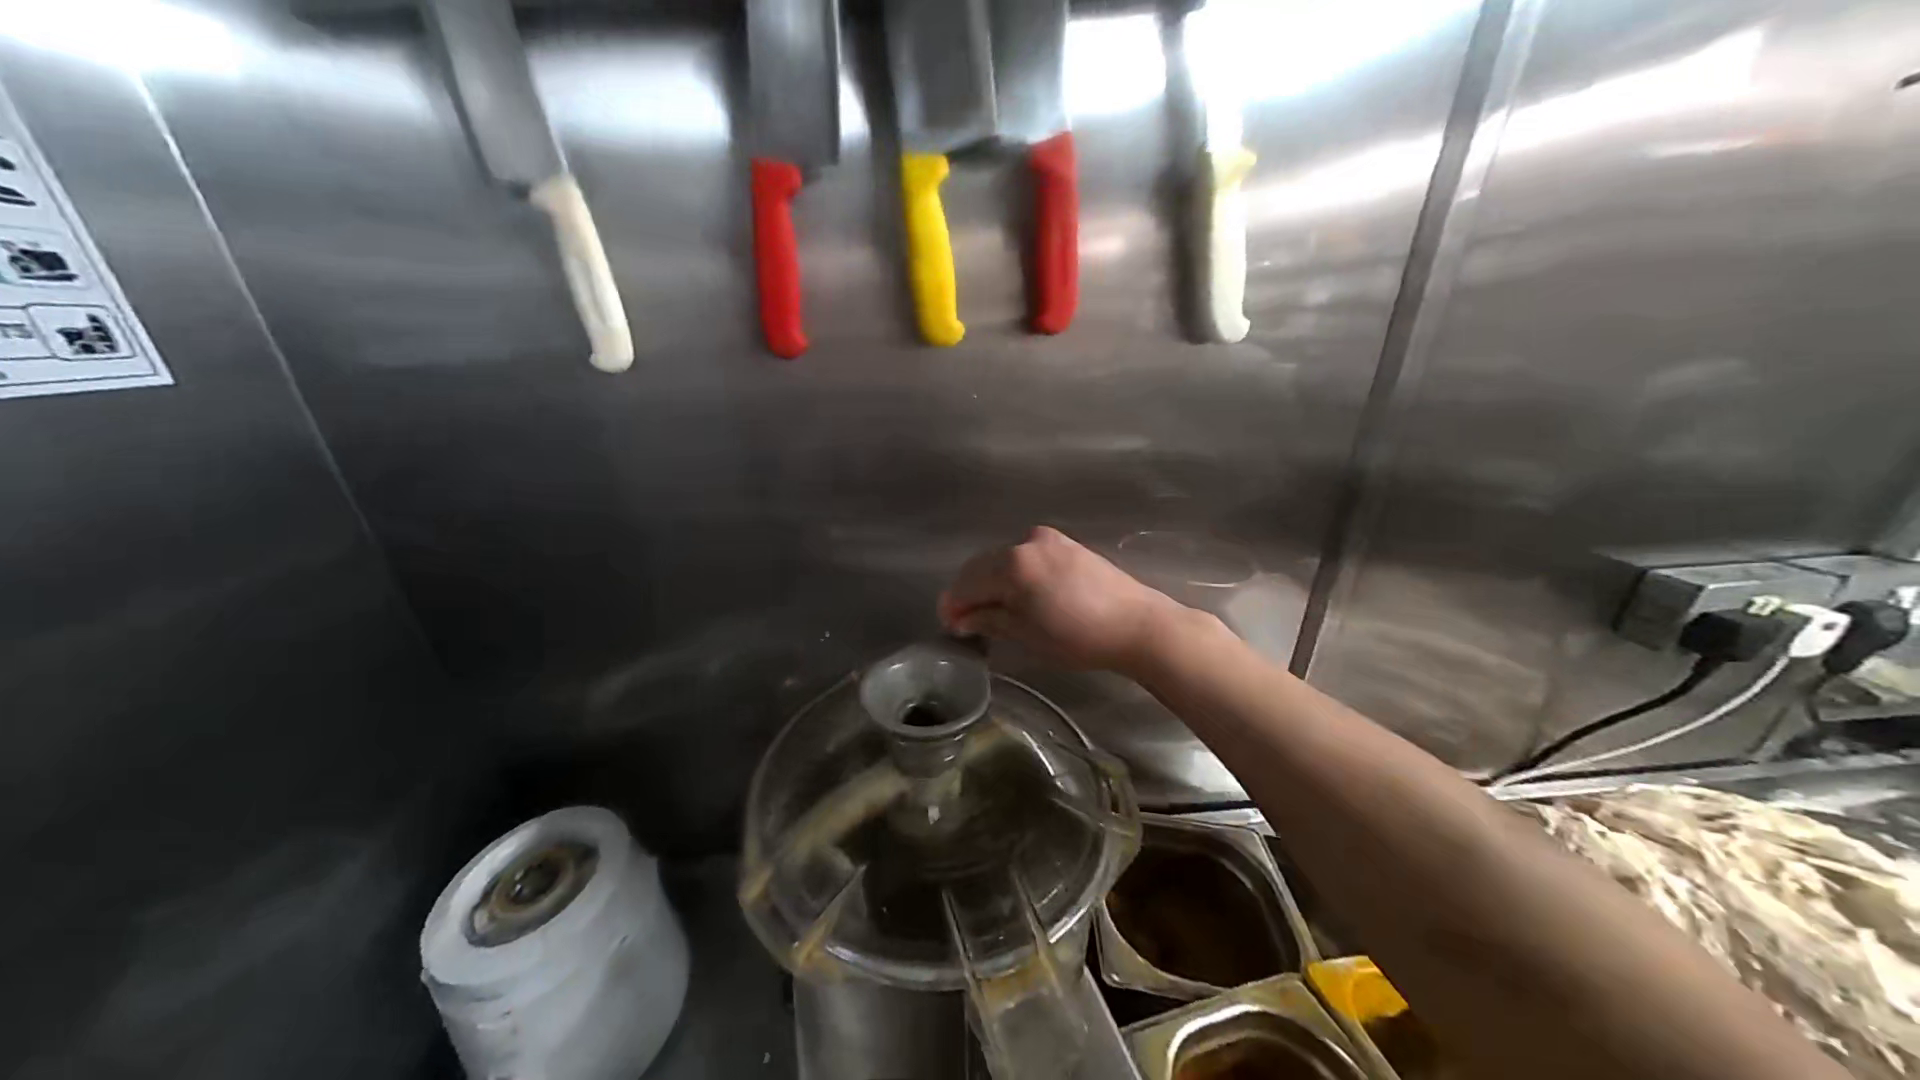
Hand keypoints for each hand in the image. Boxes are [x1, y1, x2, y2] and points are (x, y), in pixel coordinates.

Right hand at [938, 526, 1188, 672]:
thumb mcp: (1025, 634)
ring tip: (992, 611)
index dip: (953, 605)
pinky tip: (1018, 595)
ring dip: (991, 582)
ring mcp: (1048, 539)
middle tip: (964, 621)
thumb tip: (961, 618)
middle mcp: (1025, 541)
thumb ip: (988, 619)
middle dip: (970, 591)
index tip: (948, 625)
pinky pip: (1026, 557)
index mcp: (1012, 563)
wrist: (1136, 624)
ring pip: (1004, 559)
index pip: (967, 582)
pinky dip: (1014, 574)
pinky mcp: (1066, 544)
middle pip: (982, 565)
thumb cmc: (1077, 636)